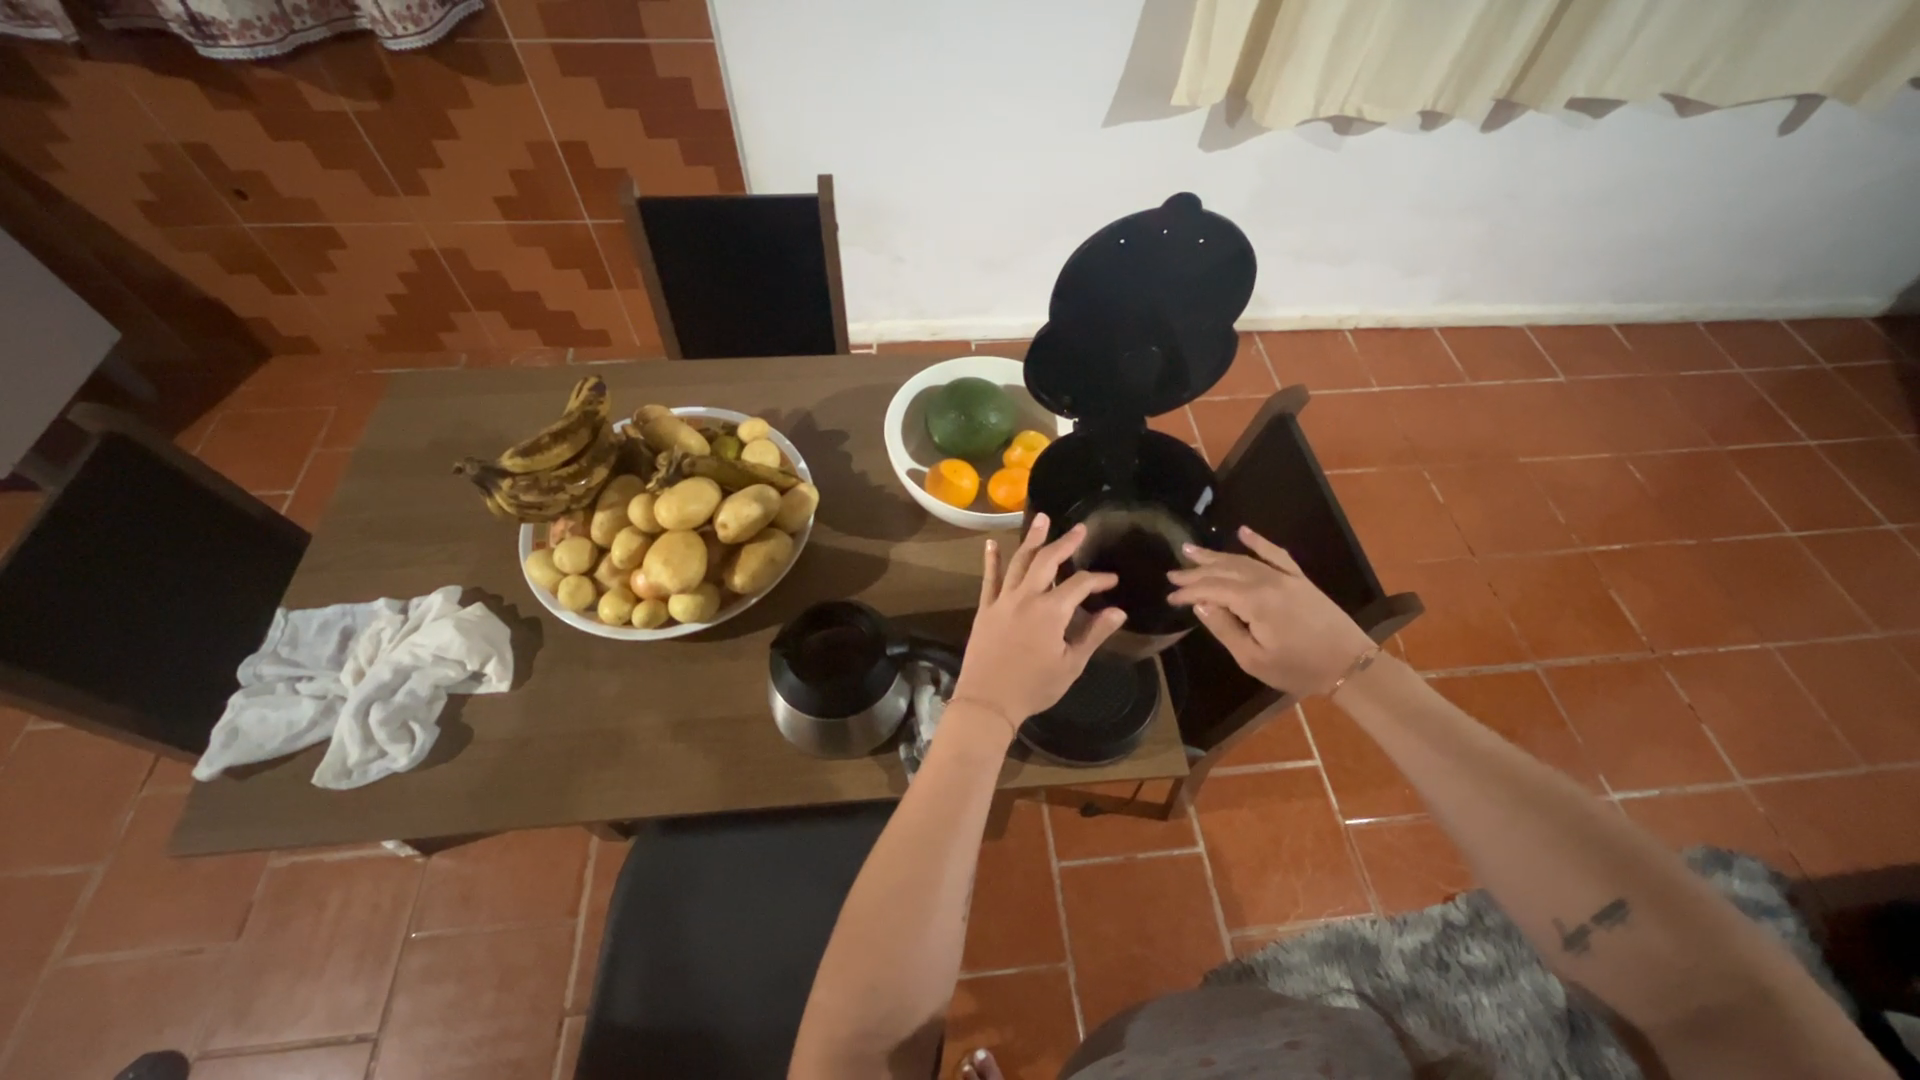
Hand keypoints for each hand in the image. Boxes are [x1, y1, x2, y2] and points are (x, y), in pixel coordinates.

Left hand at [949, 514, 1126, 739]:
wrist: (987, 701)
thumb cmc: (1034, 687)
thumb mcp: (1071, 665)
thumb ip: (1093, 635)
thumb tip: (1118, 611)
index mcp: (1051, 611)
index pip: (1080, 584)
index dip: (1099, 580)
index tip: (1112, 581)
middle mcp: (1027, 597)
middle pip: (1048, 561)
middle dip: (1066, 543)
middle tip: (1079, 530)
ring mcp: (1003, 601)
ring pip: (1019, 562)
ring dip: (1032, 539)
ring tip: (1042, 519)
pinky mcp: (985, 609)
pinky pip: (989, 579)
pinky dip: (992, 560)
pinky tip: (992, 544)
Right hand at [1166, 525, 1375, 695]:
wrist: (1350, 665)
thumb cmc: (1298, 668)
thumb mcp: (1253, 658)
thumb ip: (1224, 628)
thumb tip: (1201, 604)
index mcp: (1255, 601)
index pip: (1212, 589)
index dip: (1189, 592)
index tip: (1170, 598)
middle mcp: (1268, 581)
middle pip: (1225, 570)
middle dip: (1197, 571)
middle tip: (1172, 573)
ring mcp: (1286, 577)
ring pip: (1244, 560)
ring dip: (1217, 556)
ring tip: (1192, 550)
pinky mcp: (1300, 580)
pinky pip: (1276, 554)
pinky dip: (1259, 542)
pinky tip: (1243, 532)